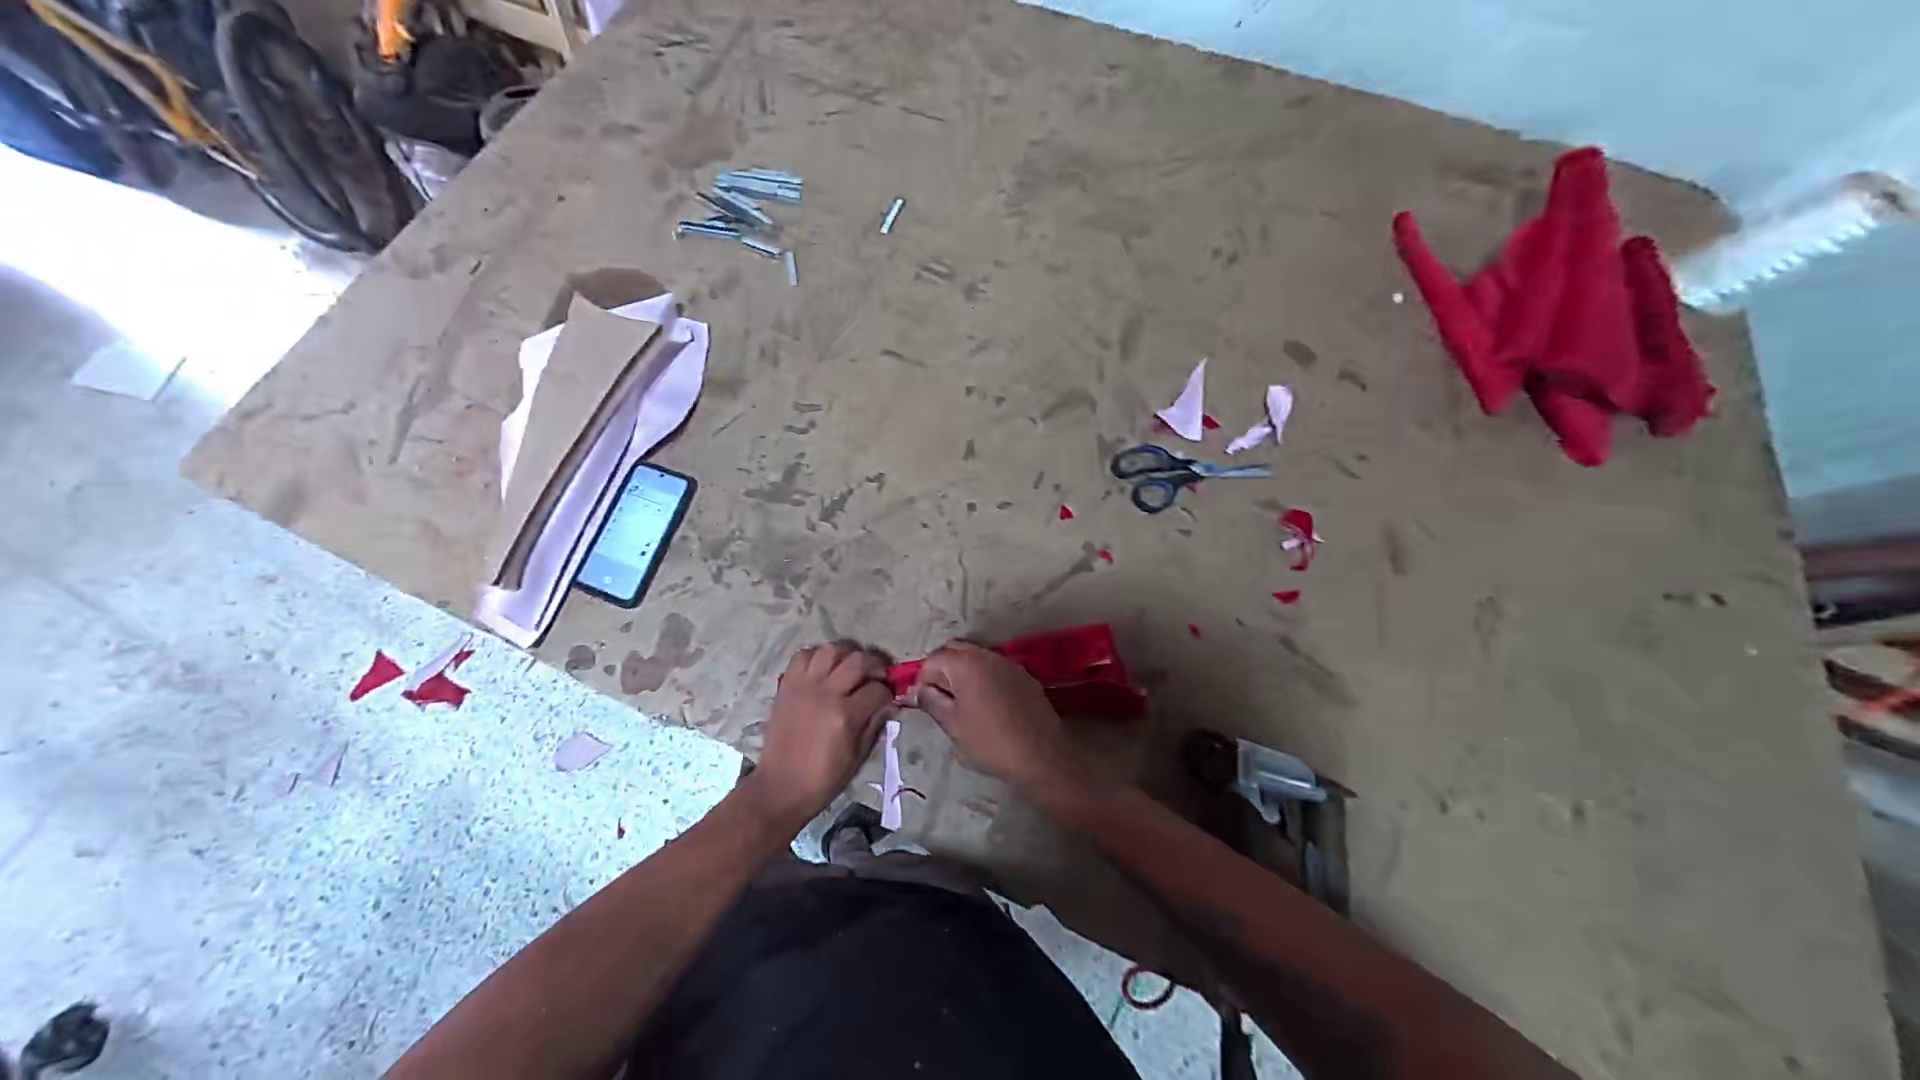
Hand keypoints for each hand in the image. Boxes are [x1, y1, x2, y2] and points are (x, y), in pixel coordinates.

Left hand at [743, 643, 893, 833]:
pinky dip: (816, 656)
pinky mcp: (786, 685)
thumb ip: (874, 724)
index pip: (878, 690)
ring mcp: (804, 686)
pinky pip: (802, 656)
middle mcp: (826, 693)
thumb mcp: (858, 756)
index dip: (889, 693)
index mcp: (845, 715)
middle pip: (858, 661)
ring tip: (851, 667)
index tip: (890, 698)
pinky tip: (824, 669)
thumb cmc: (823, 779)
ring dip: (847, 654)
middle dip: (875, 665)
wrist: (781, 786)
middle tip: (879, 675)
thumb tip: (887, 705)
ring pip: (830, 650)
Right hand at [911, 641, 1079, 797]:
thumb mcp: (952, 725)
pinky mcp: (1024, 676)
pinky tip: (988, 705)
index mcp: (965, 663)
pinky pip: (995, 668)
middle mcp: (987, 655)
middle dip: (942, 670)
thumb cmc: (990, 741)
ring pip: (976, 657)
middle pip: (954, 650)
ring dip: (964, 672)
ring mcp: (1008, 663)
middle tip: (941, 699)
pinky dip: (985, 678)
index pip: (932, 659)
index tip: (926, 702)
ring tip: (964, 703)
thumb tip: (921, 689)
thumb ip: (931, 701)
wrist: (1040, 755)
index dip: (923, 680)